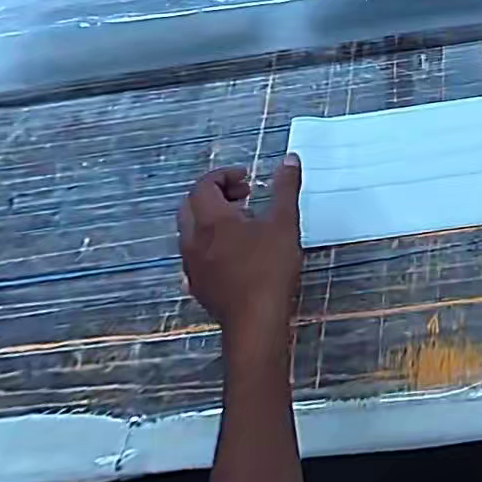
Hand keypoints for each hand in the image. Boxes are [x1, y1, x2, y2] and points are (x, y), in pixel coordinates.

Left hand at [178, 157, 304, 347]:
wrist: (255, 322)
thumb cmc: (270, 268)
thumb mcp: (284, 222)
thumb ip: (285, 188)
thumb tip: (290, 159)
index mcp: (212, 220)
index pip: (204, 186)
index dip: (224, 176)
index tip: (247, 179)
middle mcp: (194, 240)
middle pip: (191, 205)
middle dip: (215, 193)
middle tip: (244, 195)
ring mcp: (192, 264)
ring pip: (191, 229)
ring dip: (212, 217)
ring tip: (244, 221)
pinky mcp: (197, 284)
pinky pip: (195, 252)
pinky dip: (210, 240)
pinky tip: (235, 250)